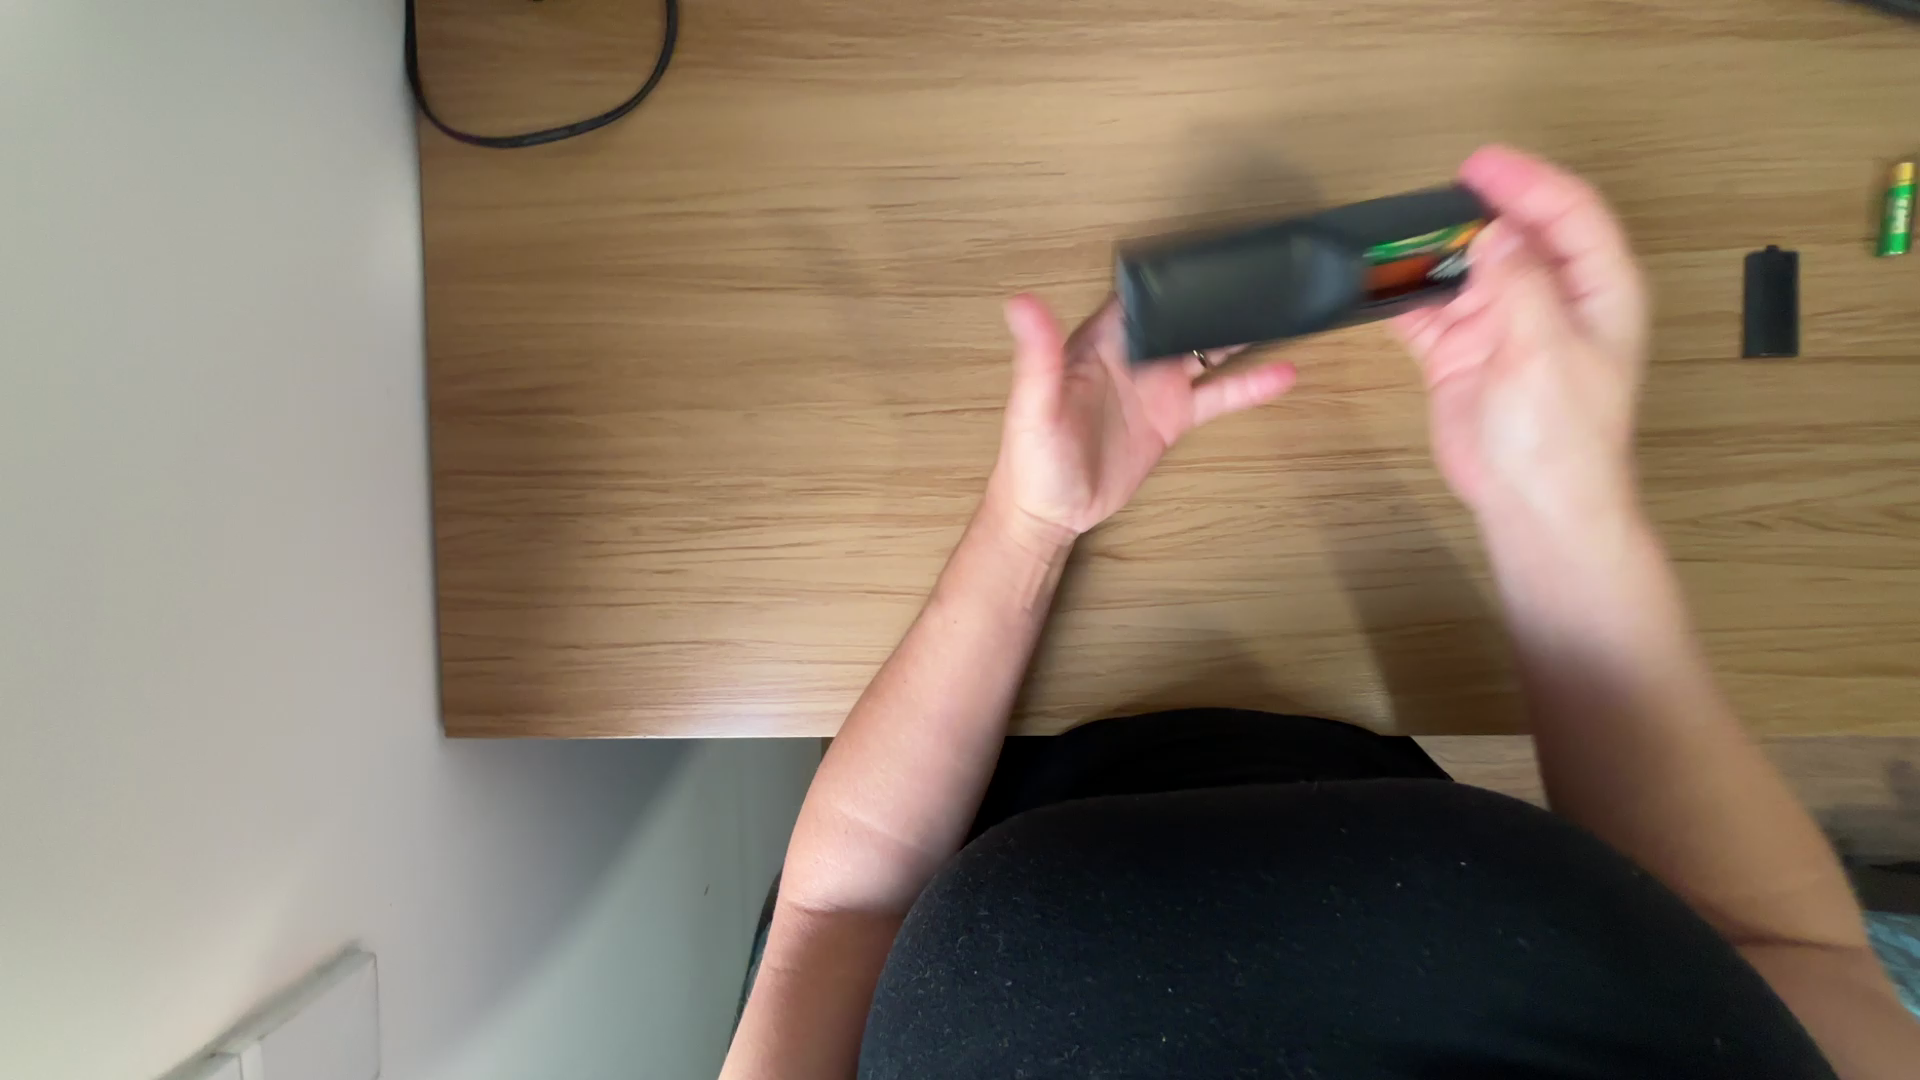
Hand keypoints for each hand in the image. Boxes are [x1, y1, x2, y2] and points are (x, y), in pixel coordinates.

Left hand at [987, 294, 1296, 542]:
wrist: (1051, 513)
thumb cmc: (1032, 460)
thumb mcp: (1032, 408)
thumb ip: (1036, 357)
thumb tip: (1021, 303)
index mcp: (1097, 345)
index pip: (1139, 297)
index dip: (1171, 275)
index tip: (1210, 251)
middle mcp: (1131, 359)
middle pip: (1182, 317)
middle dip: (1218, 296)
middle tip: (1267, 274)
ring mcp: (1154, 389)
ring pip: (1205, 350)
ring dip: (1239, 333)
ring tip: (1286, 310)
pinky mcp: (1171, 421)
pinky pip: (1216, 396)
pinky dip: (1248, 385)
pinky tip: (1282, 373)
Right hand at [1392, 145, 1650, 533]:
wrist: (1527, 497)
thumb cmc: (1557, 430)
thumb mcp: (1546, 350)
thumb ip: (1521, 287)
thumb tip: (1496, 233)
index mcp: (1592, 290)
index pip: (1566, 217)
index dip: (1526, 184)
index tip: (1477, 166)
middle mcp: (1547, 300)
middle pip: (1510, 239)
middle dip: (1472, 215)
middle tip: (1423, 200)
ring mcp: (1498, 328)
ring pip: (1462, 275)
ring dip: (1430, 258)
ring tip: (1390, 239)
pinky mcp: (1458, 355)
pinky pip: (1426, 317)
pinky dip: (1401, 303)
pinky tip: (1374, 290)